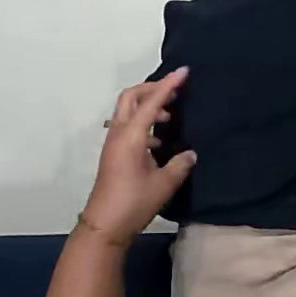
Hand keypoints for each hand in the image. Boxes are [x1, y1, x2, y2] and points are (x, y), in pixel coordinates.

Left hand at [80, 67, 197, 244]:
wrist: (104, 224)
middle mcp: (118, 133)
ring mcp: (113, 143)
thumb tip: (191, 153)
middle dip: (152, 88)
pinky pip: (128, 127)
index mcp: (131, 135)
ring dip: (147, 106)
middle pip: (131, 97)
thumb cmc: (133, 203)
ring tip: (171, 115)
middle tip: (174, 90)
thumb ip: (180, 165)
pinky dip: (143, 123)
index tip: (184, 71)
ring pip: (127, 111)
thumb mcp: (164, 184)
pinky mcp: (113, 153)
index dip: (168, 85)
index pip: (151, 101)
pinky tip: (160, 140)